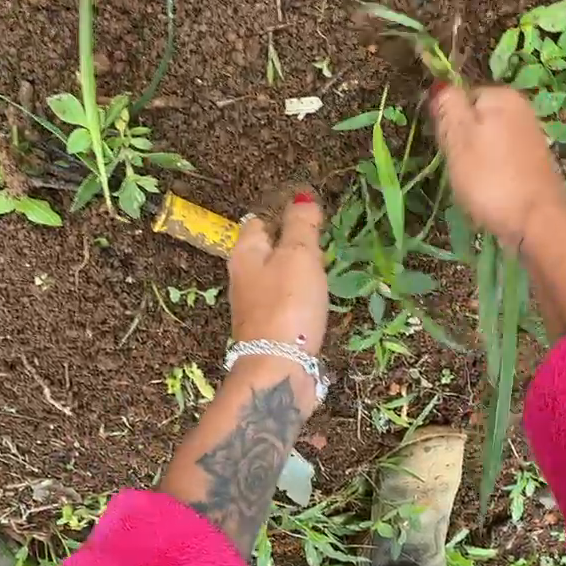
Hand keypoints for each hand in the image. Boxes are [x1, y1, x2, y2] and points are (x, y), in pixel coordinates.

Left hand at [228, 192, 328, 351]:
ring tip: (322, 273)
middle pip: (267, 251)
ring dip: (297, 274)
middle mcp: (242, 278)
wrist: (278, 368)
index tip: (311, 216)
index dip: (283, 214)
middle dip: (291, 245)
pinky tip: (315, 304)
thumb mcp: (298, 254)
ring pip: (276, 279)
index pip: (258, 220)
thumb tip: (303, 197)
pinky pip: (284, 304)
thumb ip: (301, 224)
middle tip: (320, 245)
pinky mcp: (268, 331)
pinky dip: (298, 300)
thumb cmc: (287, 305)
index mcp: (245, 253)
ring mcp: (253, 307)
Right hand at [429, 85, 565, 248]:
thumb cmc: (490, 179)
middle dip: (463, 143)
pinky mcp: (533, 163)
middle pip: (475, 120)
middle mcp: (521, 109)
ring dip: (476, 162)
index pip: (461, 98)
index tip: (448, 147)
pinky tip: (491, 191)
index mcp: (502, 96)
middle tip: (461, 167)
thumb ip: (448, 107)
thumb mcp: (458, 138)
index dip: (448, 123)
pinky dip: (493, 174)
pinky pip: (501, 161)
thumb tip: (439, 84)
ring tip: (475, 183)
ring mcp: (530, 137)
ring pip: (487, 143)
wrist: (534, 220)